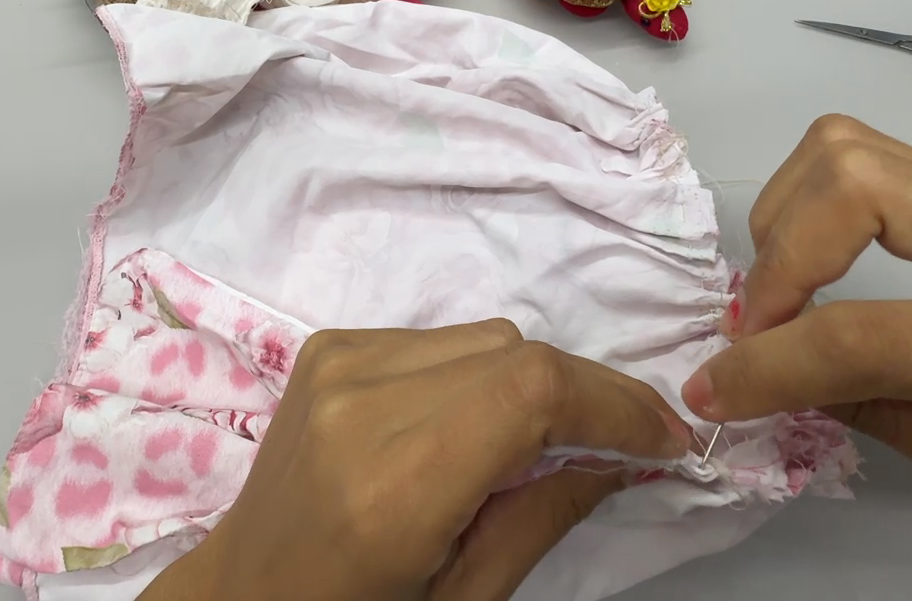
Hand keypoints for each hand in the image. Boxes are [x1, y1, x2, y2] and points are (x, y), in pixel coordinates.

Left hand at [144, 320, 690, 600]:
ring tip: (532, 439)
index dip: (611, 401)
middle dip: (583, 391)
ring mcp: (336, 360)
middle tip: (619, 441)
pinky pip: (438, 338)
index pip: (527, 391)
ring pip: (482, 336)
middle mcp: (358, 401)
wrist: (245, 592)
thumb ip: (546, 512)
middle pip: (512, 352)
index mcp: (390, 484)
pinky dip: (475, 371)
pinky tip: (465, 421)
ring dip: (527, 380)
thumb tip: (626, 449)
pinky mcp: (328, 344)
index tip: (666, 436)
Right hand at [681, 115, 911, 588]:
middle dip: (776, 256)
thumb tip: (770, 374)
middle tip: (760, 326)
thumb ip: (883, 415)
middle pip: (851, 185)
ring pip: (847, 147)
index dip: (771, 363)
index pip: (873, 335)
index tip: (711, 392)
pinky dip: (809, 199)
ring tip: (784, 290)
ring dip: (785, 217)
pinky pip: (863, 154)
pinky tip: (815, 255)